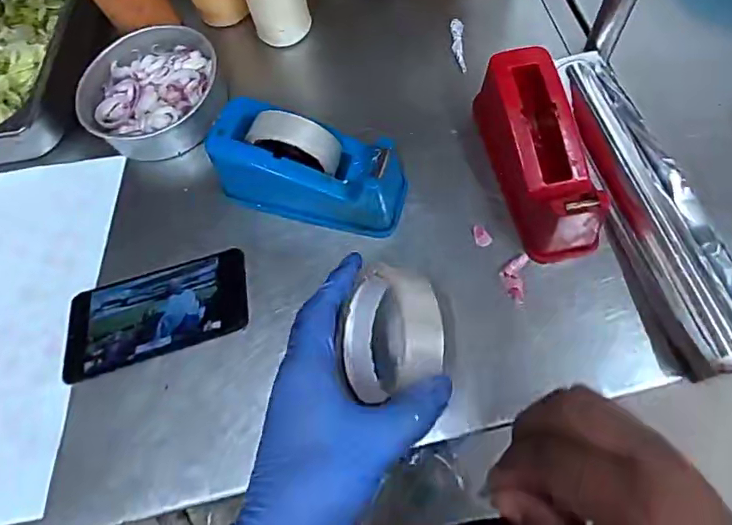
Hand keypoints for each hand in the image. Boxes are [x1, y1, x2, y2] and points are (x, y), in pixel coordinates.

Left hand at [237, 253, 452, 524]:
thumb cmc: (322, 471)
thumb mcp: (375, 439)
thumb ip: (411, 410)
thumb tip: (441, 382)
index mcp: (305, 365)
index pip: (318, 308)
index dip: (337, 280)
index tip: (354, 260)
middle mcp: (293, 375)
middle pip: (313, 325)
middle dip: (338, 303)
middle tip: (368, 291)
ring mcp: (290, 402)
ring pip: (314, 352)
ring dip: (338, 333)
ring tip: (368, 328)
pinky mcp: (293, 425)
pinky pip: (316, 375)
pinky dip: (338, 362)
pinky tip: (359, 380)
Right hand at [487, 387, 731, 524]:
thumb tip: (510, 495)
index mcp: (632, 489)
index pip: (549, 450)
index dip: (511, 468)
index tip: (496, 495)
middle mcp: (647, 451)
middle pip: (566, 405)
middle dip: (528, 432)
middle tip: (515, 477)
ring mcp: (663, 445)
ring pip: (586, 401)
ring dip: (552, 427)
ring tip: (544, 475)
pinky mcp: (671, 451)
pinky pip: (608, 418)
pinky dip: (578, 432)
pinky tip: (575, 473)